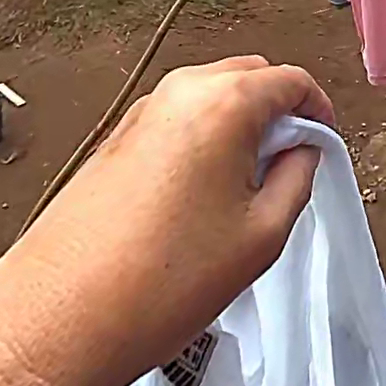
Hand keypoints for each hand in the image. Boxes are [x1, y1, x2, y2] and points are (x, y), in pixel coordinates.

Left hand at [9, 57, 334, 385]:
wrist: (65, 310)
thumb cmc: (156, 278)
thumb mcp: (261, 233)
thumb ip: (297, 176)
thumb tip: (302, 151)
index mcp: (223, 102)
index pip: (291, 78)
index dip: (317, 107)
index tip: (321, 136)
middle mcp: (182, 90)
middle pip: (252, 75)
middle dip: (279, 109)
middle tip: (289, 158)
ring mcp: (148, 107)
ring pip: (215, 91)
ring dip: (241, 120)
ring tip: (245, 182)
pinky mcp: (124, 129)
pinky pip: (182, 112)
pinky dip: (206, 130)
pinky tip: (204, 187)